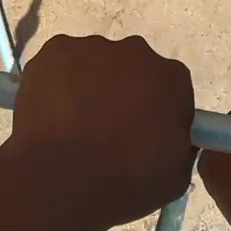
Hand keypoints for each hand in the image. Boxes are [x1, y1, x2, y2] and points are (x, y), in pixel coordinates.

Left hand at [0, 34, 195, 230]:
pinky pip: (60, 64)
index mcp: (171, 79)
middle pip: (131, 68)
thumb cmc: (124, 182)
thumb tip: (166, 132)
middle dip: (122, 91)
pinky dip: (57, 83)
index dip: (157, 109)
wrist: (61, 178)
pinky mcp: (54, 50)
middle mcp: (134, 53)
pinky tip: (51, 113)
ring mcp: (91, 48)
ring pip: (93, 64)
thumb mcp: (174, 176)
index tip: (144, 132)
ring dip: (88, 86)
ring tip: (73, 125)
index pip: (170, 86)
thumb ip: (179, 142)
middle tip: (107, 128)